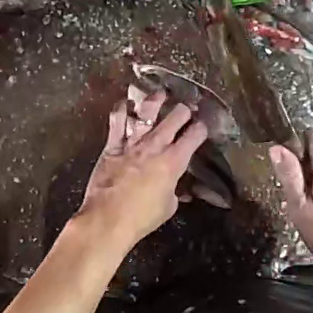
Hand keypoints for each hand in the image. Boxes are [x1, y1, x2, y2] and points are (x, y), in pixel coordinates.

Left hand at [77, 90, 207, 249]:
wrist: (108, 219)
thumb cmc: (142, 217)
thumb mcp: (168, 206)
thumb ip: (176, 191)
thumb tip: (181, 190)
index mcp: (173, 162)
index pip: (194, 136)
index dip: (202, 128)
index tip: (204, 125)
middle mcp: (155, 146)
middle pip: (174, 118)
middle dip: (184, 110)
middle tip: (188, 107)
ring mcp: (132, 143)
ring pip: (147, 113)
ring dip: (156, 101)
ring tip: (161, 94)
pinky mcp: (112, 146)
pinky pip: (117, 122)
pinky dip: (122, 110)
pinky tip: (126, 103)